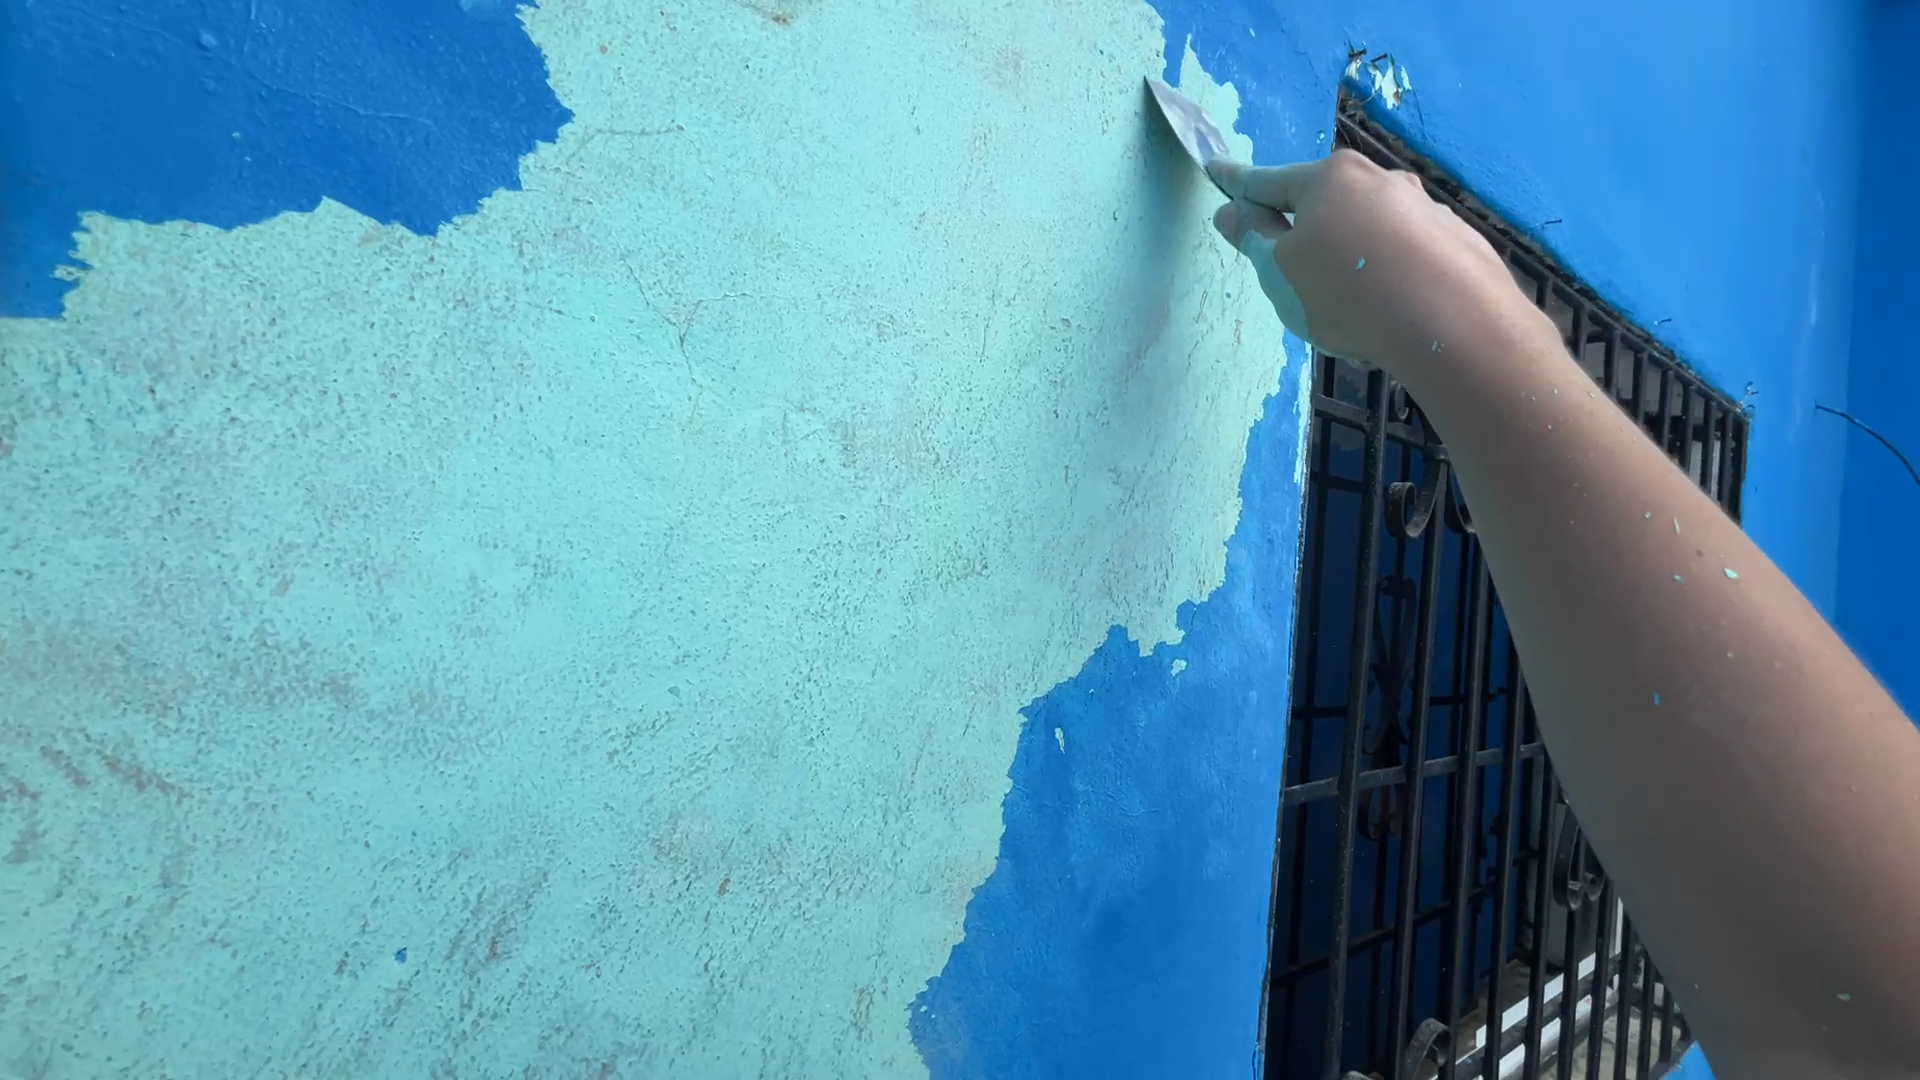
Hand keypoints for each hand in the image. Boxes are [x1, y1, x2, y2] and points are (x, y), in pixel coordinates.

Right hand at [1208, 149, 1539, 382]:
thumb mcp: (1278, 273)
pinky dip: (1386, 272)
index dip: (1237, 182)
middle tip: (1287, 267)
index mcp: (1329, 180)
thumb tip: (1230, 212)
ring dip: (1348, 253)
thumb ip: (1253, 239)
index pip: (1267, 181)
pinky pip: (1402, 253)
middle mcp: (1378, 180)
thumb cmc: (1343, 292)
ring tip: (1345, 302)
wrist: (1448, 321)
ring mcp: (1421, 208)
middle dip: (1302, 225)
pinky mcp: (1453, 240)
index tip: (1216, 170)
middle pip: (1324, 202)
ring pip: (1366, 227)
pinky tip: (1386, 306)